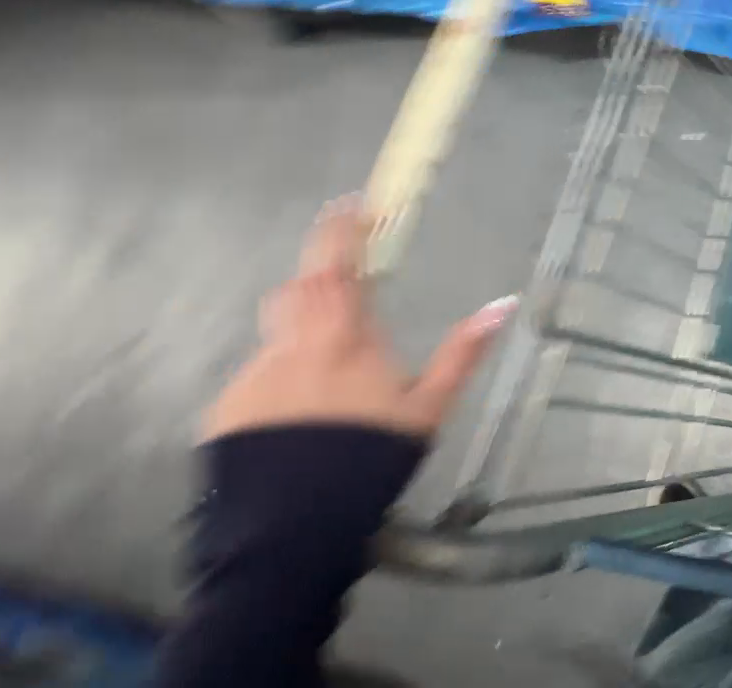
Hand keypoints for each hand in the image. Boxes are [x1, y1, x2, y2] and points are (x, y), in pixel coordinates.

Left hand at [203, 196, 515, 441]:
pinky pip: (260, 374)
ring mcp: (252, 377)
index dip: (343, 229)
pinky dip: (284, 376)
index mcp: (343, 337)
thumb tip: (504, 303)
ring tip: (331, 359)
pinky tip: (302, 414)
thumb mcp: (429, 407)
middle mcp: (291, 344)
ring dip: (304, 326)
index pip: (337, 264)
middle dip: (322, 272)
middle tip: (348, 280)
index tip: (354, 203)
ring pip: (280, 332)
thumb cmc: (368, 459)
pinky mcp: (227, 410)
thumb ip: (463, 352)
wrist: (288, 529)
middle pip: (300, 288)